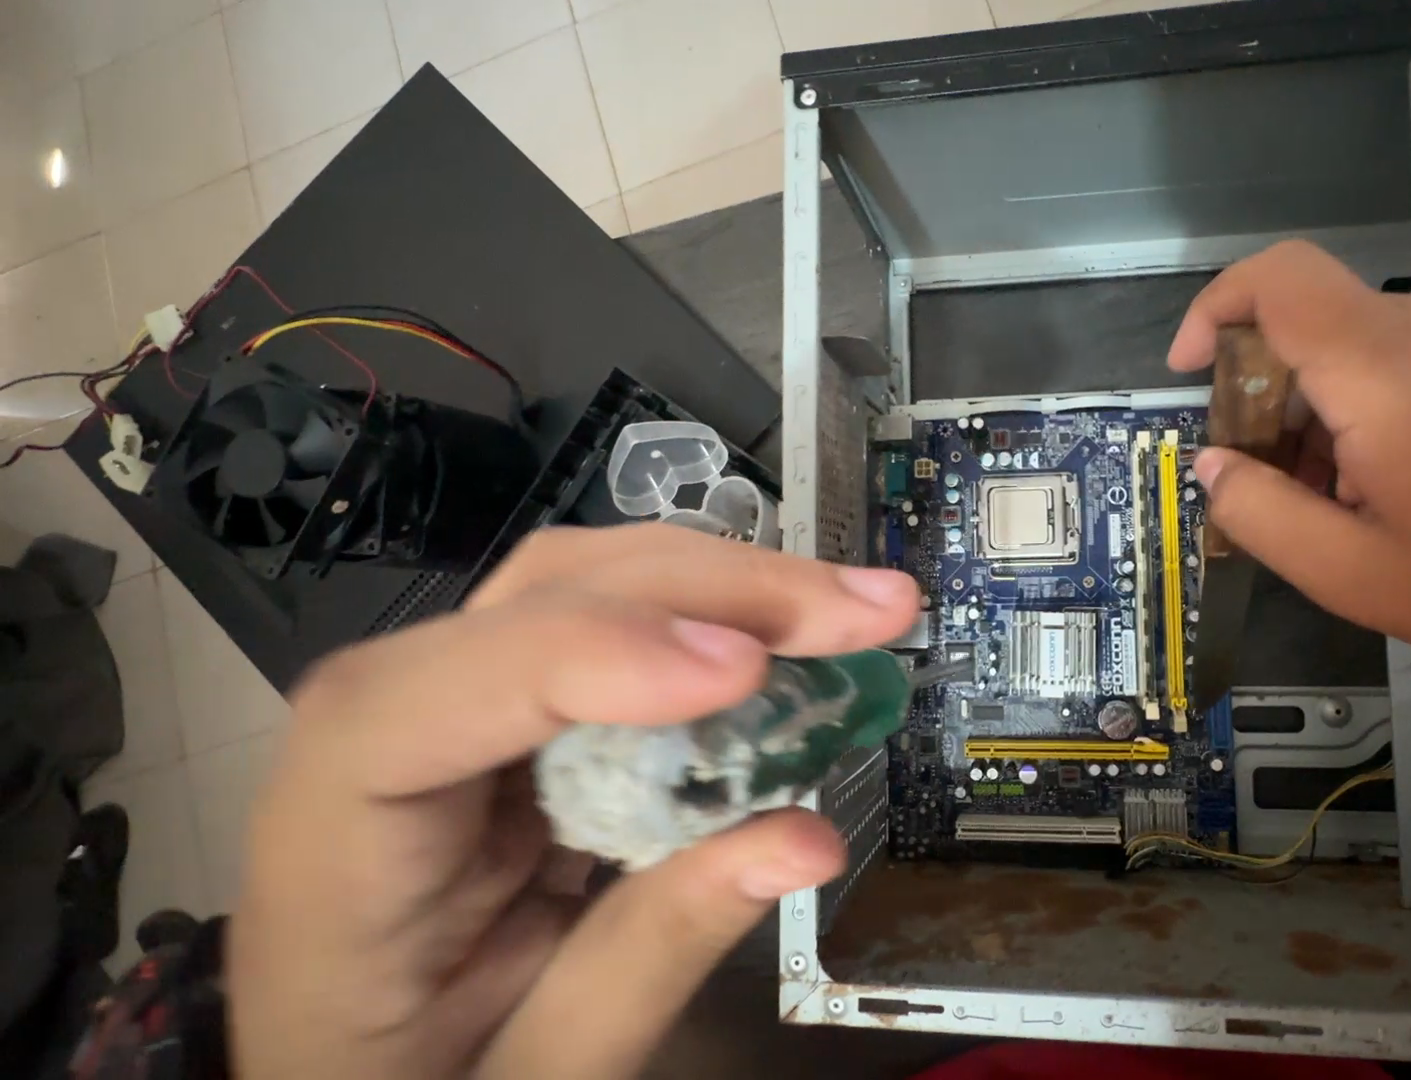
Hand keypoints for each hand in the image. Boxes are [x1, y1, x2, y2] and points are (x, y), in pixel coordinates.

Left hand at [228, 525, 920, 1078]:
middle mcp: (392, 738)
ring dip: (735, 584)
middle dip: (715, 591)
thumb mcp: (538, 1075)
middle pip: (537, 598)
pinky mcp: (538, 697)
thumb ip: (652, 958)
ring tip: (856, 610)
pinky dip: (724, 614)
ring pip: (595, 580)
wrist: (381, 1077)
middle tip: (863, 613)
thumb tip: (809, 839)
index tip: (746, 672)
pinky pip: (631, 618)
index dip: (580, 660)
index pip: (408, 710)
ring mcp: (471, 698)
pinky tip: (800, 634)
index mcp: (334, 857)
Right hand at [1170, 240, 1410, 670]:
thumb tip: (1212, 465)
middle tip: (1262, 475)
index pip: (1279, 278)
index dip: (1214, 307)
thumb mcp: (1355, 575)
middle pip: (1308, 316)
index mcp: (1387, 374)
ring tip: (1331, 496)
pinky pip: (1404, 356)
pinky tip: (1389, 481)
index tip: (1190, 371)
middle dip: (1258, 387)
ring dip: (1311, 405)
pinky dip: (1361, 405)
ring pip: (1353, 341)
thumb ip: (1260, 516)